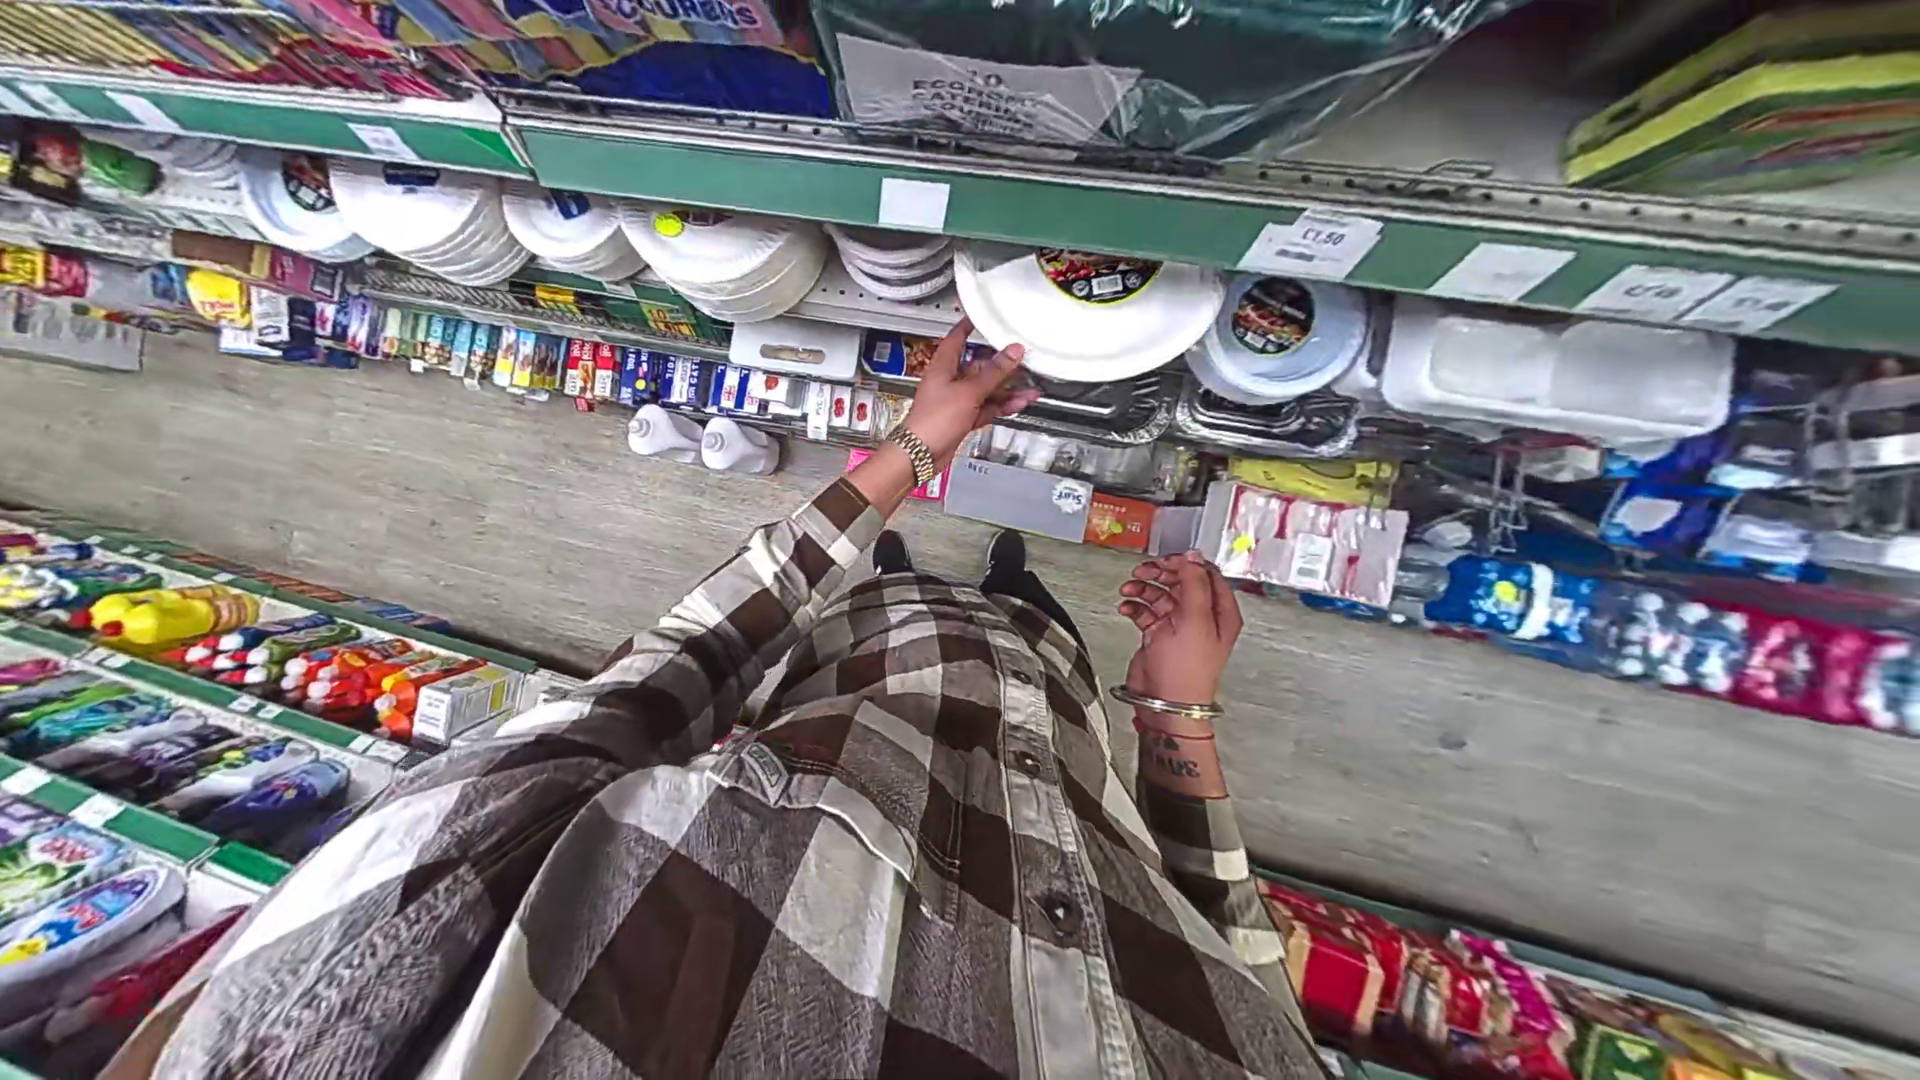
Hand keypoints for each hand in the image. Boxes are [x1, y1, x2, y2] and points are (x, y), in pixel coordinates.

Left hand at [904, 317, 1042, 467]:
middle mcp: (950, 381)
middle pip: (979, 366)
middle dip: (1002, 366)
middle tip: (1024, 360)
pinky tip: (1018, 403)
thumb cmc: (932, 421)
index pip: (957, 337)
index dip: (970, 326)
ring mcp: (957, 400)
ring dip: (1008, 390)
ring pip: (987, 389)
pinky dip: (1002, 406)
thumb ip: (993, 372)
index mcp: (944, 366)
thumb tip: (1012, 352)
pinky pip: (987, 407)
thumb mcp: (968, 392)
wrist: (921, 454)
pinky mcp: (963, 418)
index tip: (984, 316)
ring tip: (1030, 388)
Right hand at [1117, 553, 1242, 706]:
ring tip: (1128, 590)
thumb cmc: (1185, 670)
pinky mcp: (1158, 634)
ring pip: (1159, 594)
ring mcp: (1178, 625)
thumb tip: (1192, 556)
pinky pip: (1145, 610)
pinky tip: (1126, 608)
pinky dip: (1134, 606)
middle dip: (1159, 574)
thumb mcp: (1194, 620)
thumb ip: (1194, 584)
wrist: (1164, 702)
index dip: (1186, 564)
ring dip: (1142, 588)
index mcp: (1219, 612)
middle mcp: (1200, 616)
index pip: (1206, 574)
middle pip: (1180, 581)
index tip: (1165, 561)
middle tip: (1142, 572)